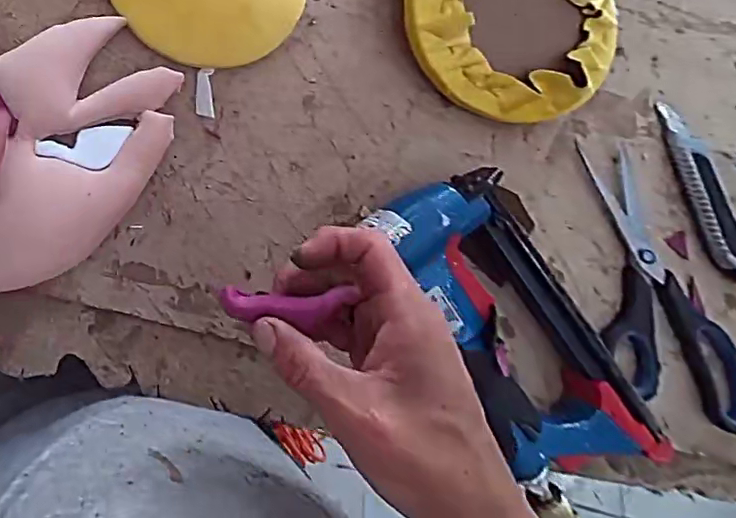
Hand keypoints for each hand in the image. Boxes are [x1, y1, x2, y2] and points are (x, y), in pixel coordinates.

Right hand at [252, 227, 530, 517]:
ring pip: (350, 301)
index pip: (368, 247)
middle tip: (274, 303)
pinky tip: (302, 347)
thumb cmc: (430, 460)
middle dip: (310, 280)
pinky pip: (354, 329)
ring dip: (313, 308)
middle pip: (353, 272)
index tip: (294, 264)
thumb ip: (303, 365)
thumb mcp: (354, 411)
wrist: (472, 508)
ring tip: (280, 326)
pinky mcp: (394, 359)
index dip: (328, 244)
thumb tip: (263, 327)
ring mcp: (401, 337)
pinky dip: (325, 332)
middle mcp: (406, 315)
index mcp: (407, 311)